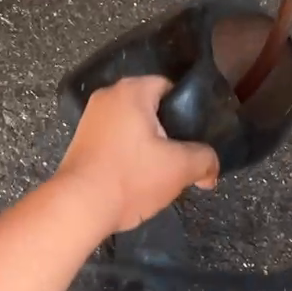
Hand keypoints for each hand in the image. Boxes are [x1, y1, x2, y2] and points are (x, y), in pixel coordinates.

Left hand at [54, 76, 219, 232]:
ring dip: (148, 143)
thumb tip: (211, 166)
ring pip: (132, 123)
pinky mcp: (83, 137)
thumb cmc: (131, 176)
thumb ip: (204, 160)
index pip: (168, 86)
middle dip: (168, 131)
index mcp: (131, 91)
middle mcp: (108, 95)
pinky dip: (128, 150)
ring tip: (162, 170)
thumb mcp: (179, 168)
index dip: (186, 109)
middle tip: (182, 156)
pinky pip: (115, 136)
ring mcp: (92, 115)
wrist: (80, 203)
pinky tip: (137, 175)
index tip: (196, 134)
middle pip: (150, 106)